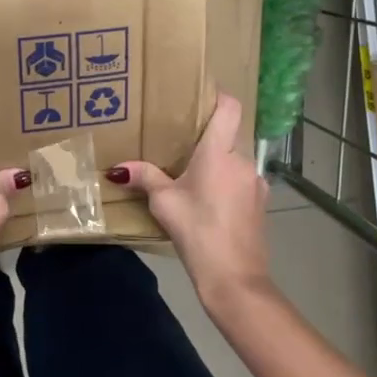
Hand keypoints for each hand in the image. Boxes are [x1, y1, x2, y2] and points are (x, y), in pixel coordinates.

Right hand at [112, 94, 270, 304]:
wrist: (235, 280)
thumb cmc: (198, 231)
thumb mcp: (164, 202)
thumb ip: (144, 178)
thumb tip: (116, 169)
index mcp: (220, 152)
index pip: (230, 108)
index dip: (218, 97)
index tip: (199, 96)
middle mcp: (243, 162)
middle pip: (229, 135)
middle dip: (208, 137)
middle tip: (181, 140)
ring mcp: (256, 184)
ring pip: (235, 160)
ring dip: (217, 163)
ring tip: (192, 174)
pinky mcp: (260, 205)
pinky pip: (241, 181)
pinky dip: (226, 183)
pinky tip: (208, 201)